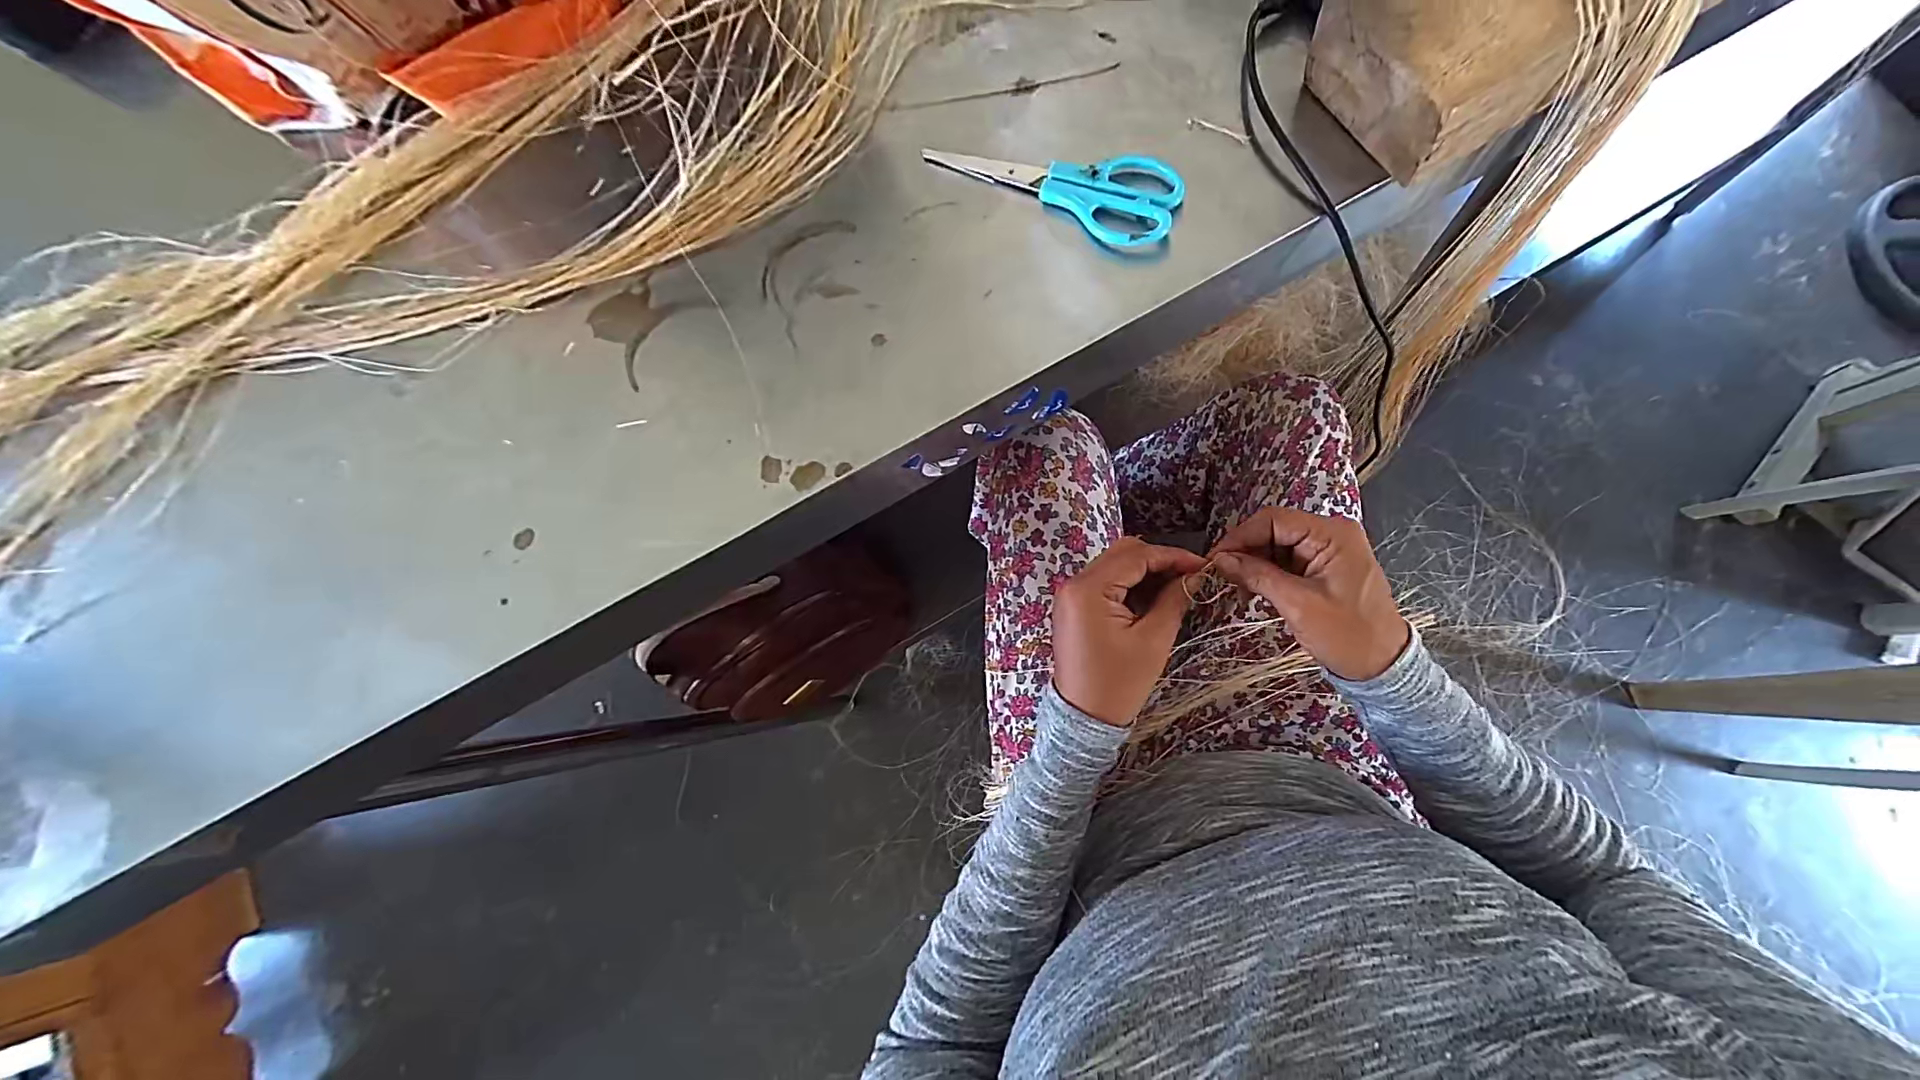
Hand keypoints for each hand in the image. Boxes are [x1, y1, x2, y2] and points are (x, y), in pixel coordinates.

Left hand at [1052, 537, 1207, 725]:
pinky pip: (1104, 583)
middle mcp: (1073, 584)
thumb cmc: (1120, 682)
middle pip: (1122, 554)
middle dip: (1158, 560)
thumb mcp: (1154, 639)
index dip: (1172, 556)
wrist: (1085, 717)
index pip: (1135, 556)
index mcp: (1088, 589)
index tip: (1202, 565)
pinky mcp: (1073, 607)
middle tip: (1190, 576)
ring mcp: (1070, 595)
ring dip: (1144, 572)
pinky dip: (1129, 585)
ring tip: (1176, 588)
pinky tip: (1153, 598)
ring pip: (1113, 566)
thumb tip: (1193, 576)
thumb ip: (1174, 599)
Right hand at [1207, 506, 1408, 680]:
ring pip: (1275, 546)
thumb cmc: (1346, 634)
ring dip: (1253, 564)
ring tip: (1239, 589)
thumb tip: (1220, 559)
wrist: (1382, 665)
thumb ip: (1257, 575)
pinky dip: (1266, 573)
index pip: (1274, 520)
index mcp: (1332, 534)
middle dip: (1245, 552)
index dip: (1240, 536)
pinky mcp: (1322, 566)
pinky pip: (1285, 560)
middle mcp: (1331, 534)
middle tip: (1223, 577)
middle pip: (1273, 530)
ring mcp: (1328, 550)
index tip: (1215, 559)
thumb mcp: (1297, 604)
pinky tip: (1254, 591)